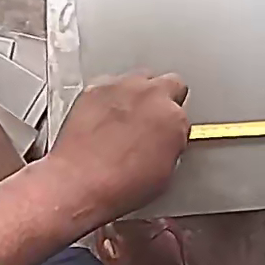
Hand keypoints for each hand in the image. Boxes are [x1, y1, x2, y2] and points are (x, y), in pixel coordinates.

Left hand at [42, 74, 190, 218]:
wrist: (80, 183)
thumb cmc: (119, 185)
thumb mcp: (163, 175)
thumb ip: (170, 147)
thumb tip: (165, 144)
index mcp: (174, 118)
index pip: (183, 114)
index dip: (174, 127)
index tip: (165, 136)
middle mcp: (151, 95)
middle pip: (168, 83)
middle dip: (163, 100)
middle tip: (150, 122)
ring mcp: (122, 88)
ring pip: (138, 79)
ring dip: (136, 96)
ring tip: (124, 121)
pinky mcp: (94, 89)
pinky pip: (107, 85)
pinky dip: (108, 99)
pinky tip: (102, 119)